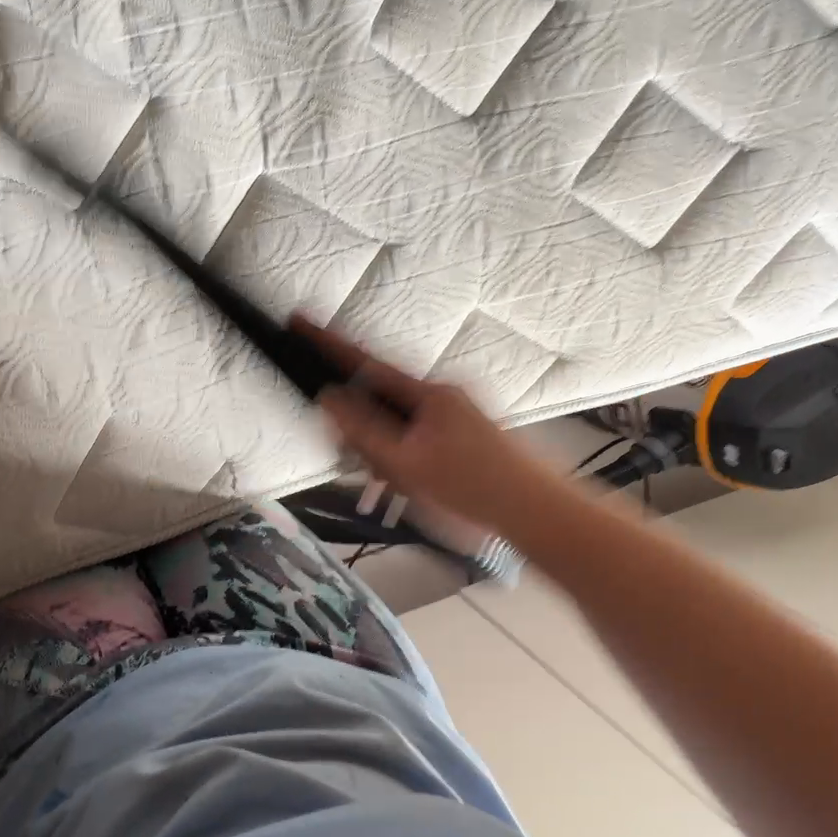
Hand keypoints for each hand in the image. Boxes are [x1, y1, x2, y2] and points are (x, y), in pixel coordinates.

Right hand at [292, 316, 571, 535]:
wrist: (539, 514)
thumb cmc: (473, 488)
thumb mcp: (403, 463)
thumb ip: (360, 430)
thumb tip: (329, 400)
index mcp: (427, 393)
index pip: (364, 362)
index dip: (327, 343)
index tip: (298, 322)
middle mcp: (442, 395)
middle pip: (379, 403)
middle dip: (363, 434)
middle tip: (367, 467)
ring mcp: (457, 414)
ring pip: (398, 427)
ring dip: (388, 456)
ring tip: (399, 489)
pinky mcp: (466, 435)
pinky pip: (418, 440)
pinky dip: (406, 462)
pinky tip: (414, 489)